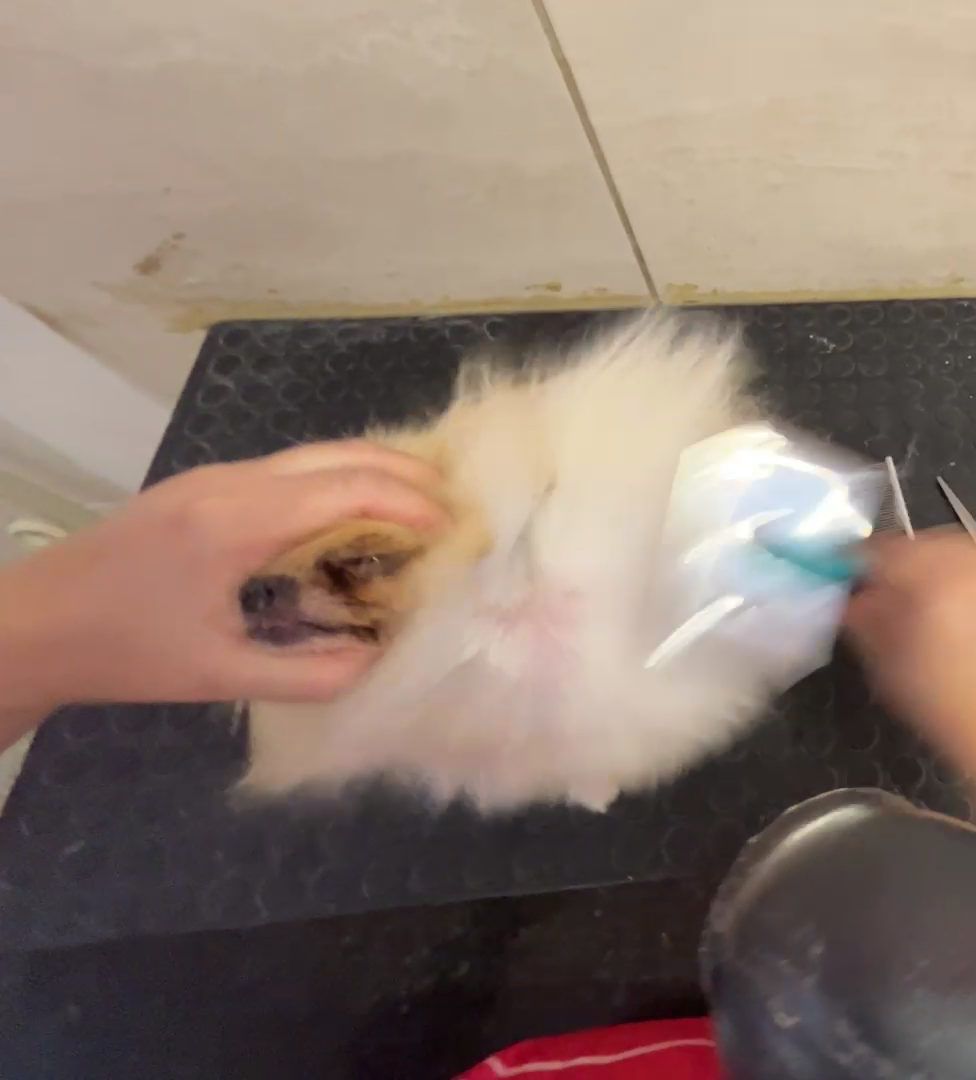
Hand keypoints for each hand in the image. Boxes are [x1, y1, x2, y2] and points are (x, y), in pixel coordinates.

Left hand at [0, 441, 445, 712]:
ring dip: (384, 472)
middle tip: (458, 510)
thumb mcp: (221, 676)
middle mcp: (231, 483)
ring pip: (323, 452)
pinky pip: (299, 466)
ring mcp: (216, 477)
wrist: (13, 627)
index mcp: (236, 522)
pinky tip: (366, 513)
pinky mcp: (209, 484)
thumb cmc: (119, 651)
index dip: (415, 506)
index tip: (454, 535)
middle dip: (413, 475)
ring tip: (427, 507)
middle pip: (345, 452)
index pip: (352, 488)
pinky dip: (350, 479)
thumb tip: (390, 658)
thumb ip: (316, 673)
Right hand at [845, 530, 975, 866]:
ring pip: (957, 549)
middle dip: (900, 565)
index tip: (848, 575)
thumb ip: (866, 621)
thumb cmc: (952, 710)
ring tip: (924, 605)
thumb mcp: (890, 668)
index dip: (859, 562)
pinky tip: (961, 608)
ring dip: (934, 567)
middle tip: (884, 595)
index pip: (883, 549)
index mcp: (935, 576)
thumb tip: (853, 598)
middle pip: (922, 544)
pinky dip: (969, 575)